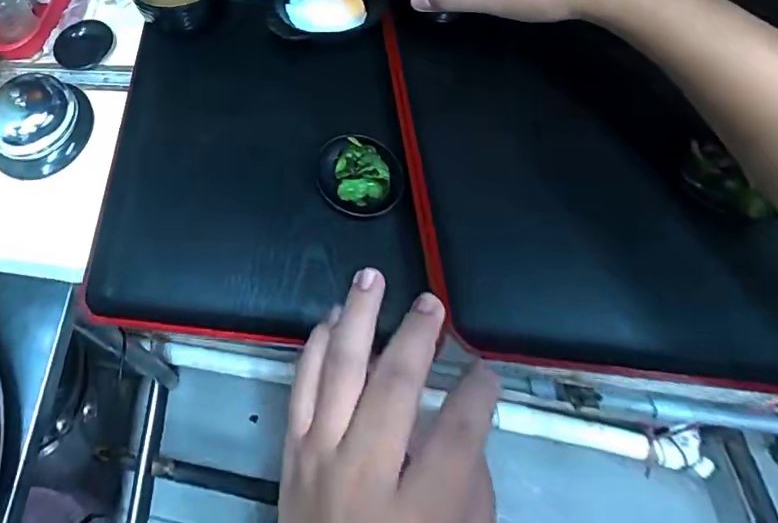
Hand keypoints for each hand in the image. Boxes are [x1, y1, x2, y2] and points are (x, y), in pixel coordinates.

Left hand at [284, 268, 497, 522]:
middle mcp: (363, 473)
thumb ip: (468, 496)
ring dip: (357, 317)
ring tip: (372, 278)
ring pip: (339, 367)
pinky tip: (331, 318)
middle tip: (434, 304)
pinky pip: (301, 380)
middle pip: (394, 388)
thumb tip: (466, 427)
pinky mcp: (290, 446)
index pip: (458, 439)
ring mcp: (319, 453)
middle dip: (417, 338)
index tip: (487, 367)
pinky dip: (316, 344)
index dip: (477, 397)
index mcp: (418, 513)